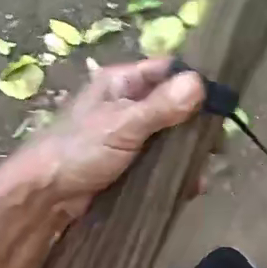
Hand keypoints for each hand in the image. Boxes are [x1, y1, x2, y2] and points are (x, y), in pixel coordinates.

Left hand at [0, 58, 205, 217]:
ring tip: (202, 173)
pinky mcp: (129, 162)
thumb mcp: (122, 125)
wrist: (44, 197)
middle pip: (175, 105)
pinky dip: (176, 172)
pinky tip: (189, 187)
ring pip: (171, 136)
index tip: (222, 104)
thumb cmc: (78, 151)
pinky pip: (161, 160)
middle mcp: (127, 103)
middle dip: (196, 126)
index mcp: (122, 82)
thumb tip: (200, 83)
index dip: (196, 82)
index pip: (168, 70)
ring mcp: (128, 134)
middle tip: (216, 147)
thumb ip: (160, 107)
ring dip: (188, 153)